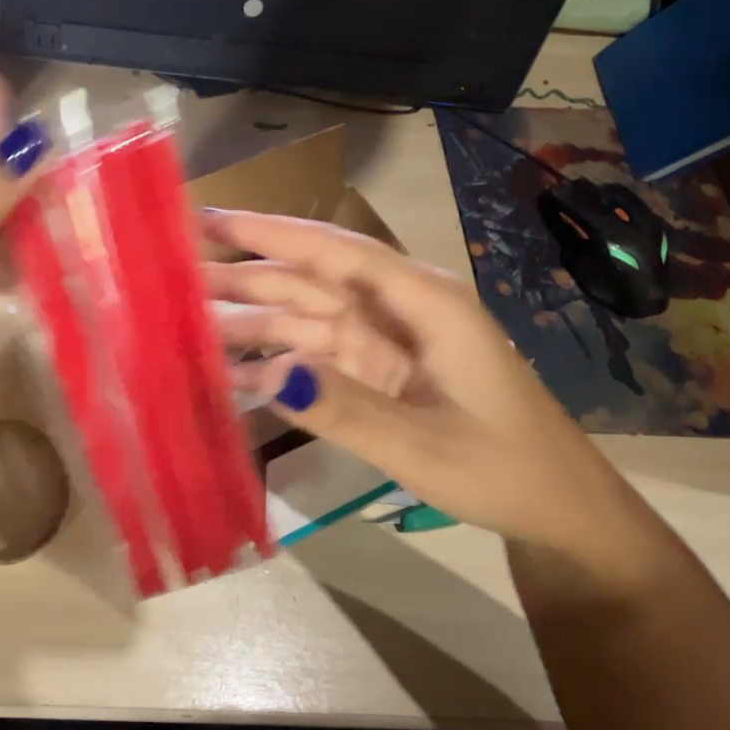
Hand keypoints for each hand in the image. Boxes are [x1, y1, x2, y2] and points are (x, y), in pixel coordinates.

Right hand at [204, 210, 642, 559]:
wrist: (559, 511)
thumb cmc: (507, 468)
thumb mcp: (428, 446)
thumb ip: (348, 410)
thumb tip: (269, 374)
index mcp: (423, 302)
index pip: (336, 251)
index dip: (271, 231)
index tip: (211, 218)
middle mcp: (395, 311)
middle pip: (307, 281)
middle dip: (242, 273)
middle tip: (170, 269)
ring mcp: (381, 344)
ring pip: (301, 319)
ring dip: (246, 319)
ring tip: (180, 318)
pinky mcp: (372, 376)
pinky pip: (309, 360)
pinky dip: (269, 364)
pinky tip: (223, 369)